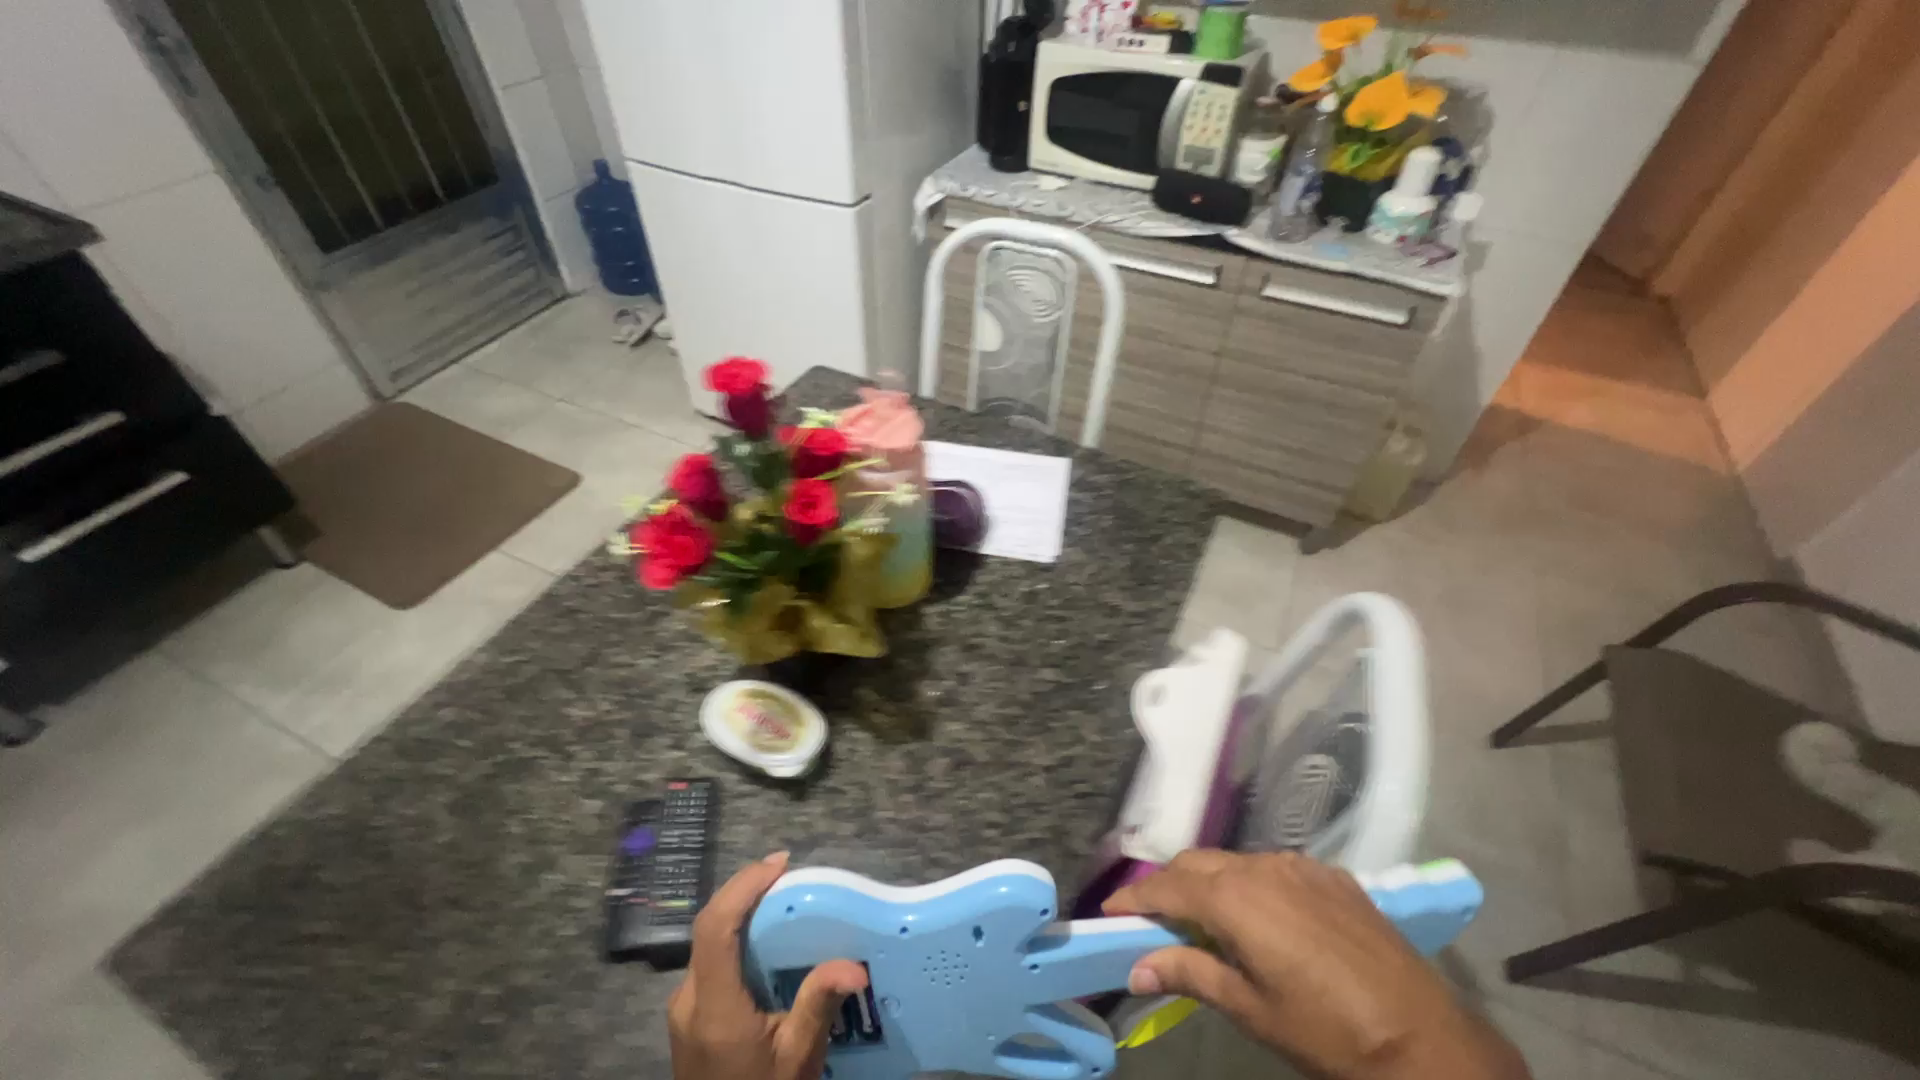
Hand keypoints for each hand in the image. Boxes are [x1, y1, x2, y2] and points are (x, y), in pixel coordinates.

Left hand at [669, 851, 868, 1079]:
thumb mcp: (797, 1060)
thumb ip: (817, 1006)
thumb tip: (855, 966)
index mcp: (713, 1007)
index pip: (714, 927)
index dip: (743, 886)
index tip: (779, 864)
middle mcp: (688, 999)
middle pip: (709, 928)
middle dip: (746, 893)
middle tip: (788, 878)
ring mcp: (683, 1008)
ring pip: (708, 943)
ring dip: (741, 914)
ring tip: (783, 902)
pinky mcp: (688, 1015)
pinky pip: (710, 961)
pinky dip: (736, 940)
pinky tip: (767, 946)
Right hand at [1103, 851, 1529, 1079]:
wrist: (1424, 1037)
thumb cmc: (1326, 1029)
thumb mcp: (1250, 1009)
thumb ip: (1191, 974)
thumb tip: (1137, 967)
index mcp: (1235, 898)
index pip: (1167, 886)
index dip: (1133, 900)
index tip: (1109, 913)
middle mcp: (1264, 867)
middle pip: (1198, 863)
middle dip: (1169, 886)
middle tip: (1153, 921)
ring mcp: (1303, 867)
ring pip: (1237, 861)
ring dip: (1211, 882)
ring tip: (1207, 921)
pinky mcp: (1334, 877)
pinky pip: (1275, 869)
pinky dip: (1251, 884)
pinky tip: (1263, 919)